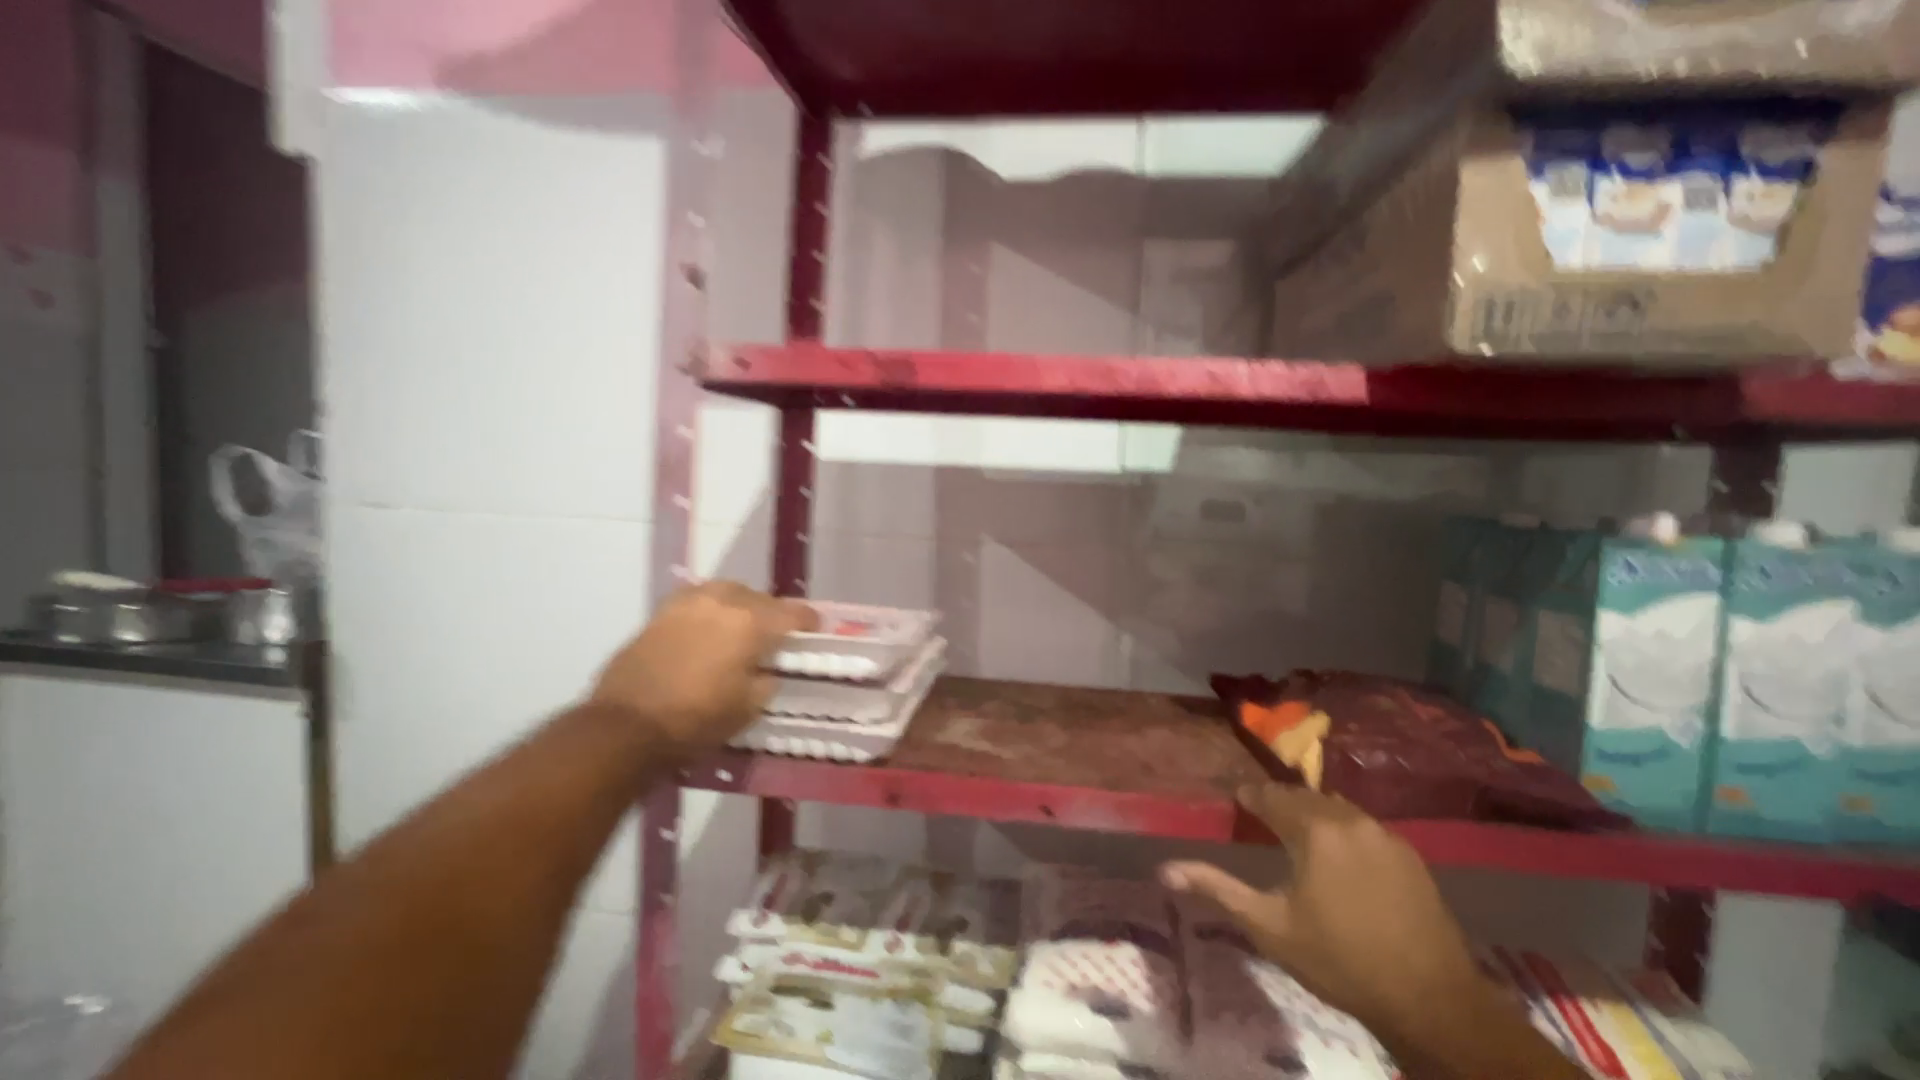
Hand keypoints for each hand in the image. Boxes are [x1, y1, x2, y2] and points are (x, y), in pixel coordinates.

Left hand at [590, 581, 815, 758]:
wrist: (626, 725)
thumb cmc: (696, 721)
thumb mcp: (748, 709)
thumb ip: (766, 681)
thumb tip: (768, 670)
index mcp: (751, 623)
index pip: (793, 612)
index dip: (809, 622)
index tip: (815, 632)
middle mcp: (722, 602)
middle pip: (759, 598)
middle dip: (772, 614)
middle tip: (775, 637)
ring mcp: (688, 603)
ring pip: (726, 592)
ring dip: (739, 607)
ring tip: (740, 629)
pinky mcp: (660, 613)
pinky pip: (697, 601)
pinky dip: (710, 611)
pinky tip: (708, 631)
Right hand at [1161, 785, 1485, 1044]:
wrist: (1428, 998)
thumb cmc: (1338, 960)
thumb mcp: (1269, 927)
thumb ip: (1218, 890)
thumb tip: (1165, 869)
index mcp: (1315, 831)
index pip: (1274, 797)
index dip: (1252, 796)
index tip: (1237, 798)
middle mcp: (1353, 821)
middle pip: (1308, 799)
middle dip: (1283, 802)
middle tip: (1262, 813)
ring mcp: (1388, 837)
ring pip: (1341, 811)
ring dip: (1316, 815)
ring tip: (1298, 833)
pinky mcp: (1412, 858)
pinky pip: (1367, 830)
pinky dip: (1345, 833)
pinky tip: (1341, 858)